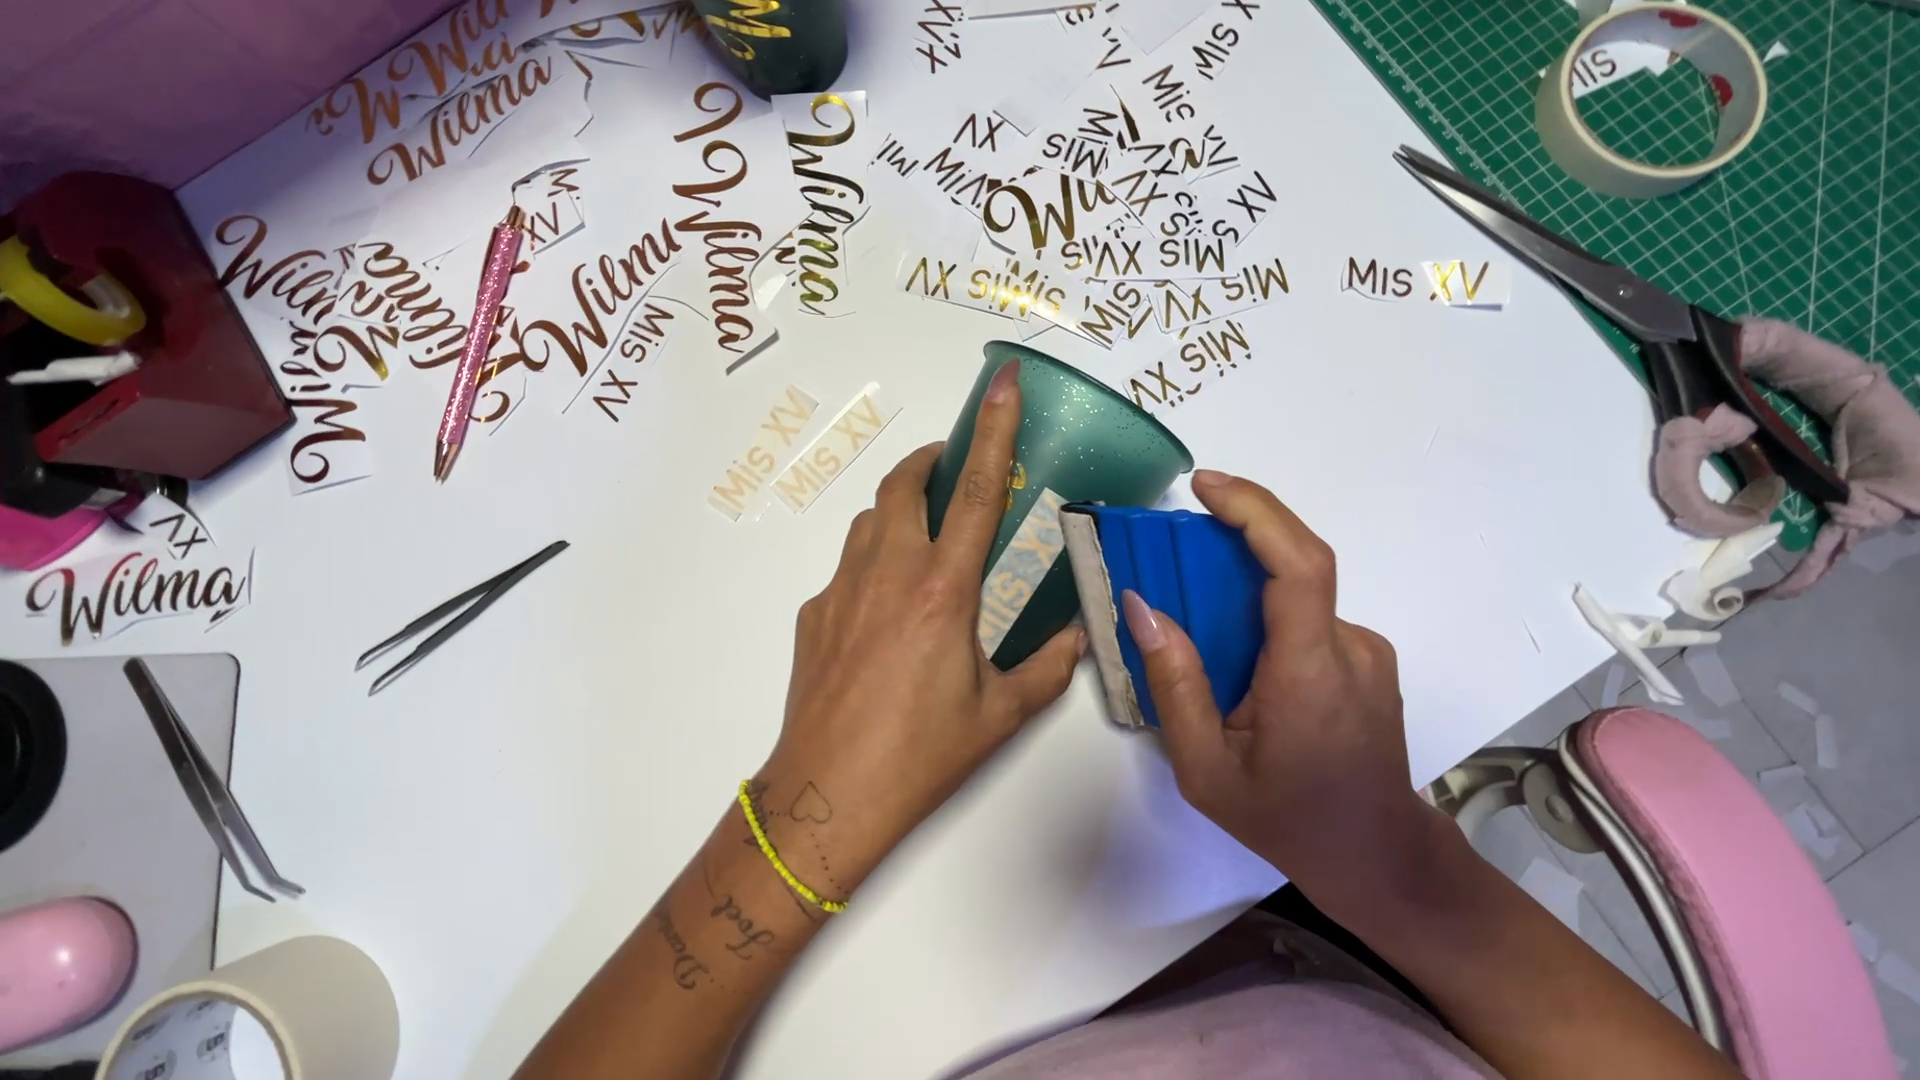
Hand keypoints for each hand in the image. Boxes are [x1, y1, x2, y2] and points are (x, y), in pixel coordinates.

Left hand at [754, 360, 1084, 898]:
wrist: (828, 794)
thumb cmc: (921, 755)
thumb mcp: (1000, 715)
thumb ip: (1048, 668)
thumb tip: (1081, 637)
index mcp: (942, 590)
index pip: (973, 491)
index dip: (992, 430)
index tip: (999, 383)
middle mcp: (887, 574)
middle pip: (902, 486)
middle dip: (929, 460)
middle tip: (951, 465)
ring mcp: (840, 590)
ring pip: (868, 521)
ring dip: (898, 510)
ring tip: (924, 536)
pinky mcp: (813, 615)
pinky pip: (847, 569)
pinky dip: (873, 564)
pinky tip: (887, 611)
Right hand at [1121, 471, 1434, 908]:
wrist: (1379, 857)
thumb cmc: (1287, 819)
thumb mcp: (1205, 769)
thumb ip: (1174, 684)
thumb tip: (1141, 607)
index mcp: (1310, 672)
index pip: (1298, 565)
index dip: (1255, 511)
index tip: (1205, 487)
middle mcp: (1350, 648)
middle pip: (1297, 564)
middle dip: (1236, 534)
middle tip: (1178, 538)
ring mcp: (1365, 652)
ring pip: (1297, 594)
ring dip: (1246, 582)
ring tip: (1194, 608)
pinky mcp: (1366, 660)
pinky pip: (1307, 617)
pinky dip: (1265, 611)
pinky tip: (1235, 651)